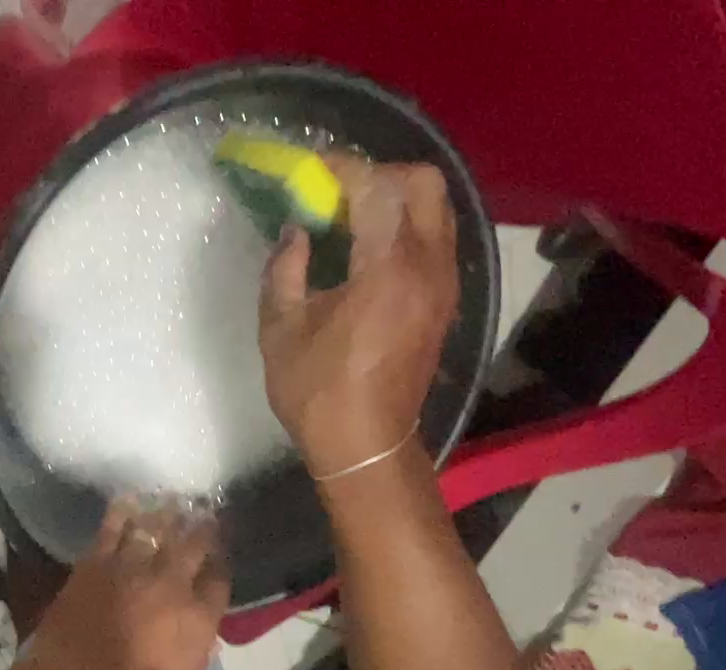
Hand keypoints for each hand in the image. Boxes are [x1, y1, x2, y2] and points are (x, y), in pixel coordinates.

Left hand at [5, 498, 229, 669]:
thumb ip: (194, 655)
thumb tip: (200, 633)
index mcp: (198, 621)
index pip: (220, 581)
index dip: (221, 566)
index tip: (219, 558)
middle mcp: (171, 586)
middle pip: (195, 544)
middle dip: (203, 527)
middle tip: (206, 512)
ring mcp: (131, 570)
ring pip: (156, 528)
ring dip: (169, 512)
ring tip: (175, 500)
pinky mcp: (94, 564)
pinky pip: (113, 527)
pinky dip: (124, 510)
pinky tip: (131, 499)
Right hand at [259, 157, 458, 475]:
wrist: (365, 445)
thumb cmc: (317, 392)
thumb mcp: (281, 331)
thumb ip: (284, 270)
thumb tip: (294, 233)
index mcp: (387, 269)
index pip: (375, 188)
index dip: (342, 169)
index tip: (311, 169)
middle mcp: (428, 266)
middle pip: (424, 185)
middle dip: (380, 176)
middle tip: (337, 195)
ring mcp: (444, 284)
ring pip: (435, 211)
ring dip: (396, 201)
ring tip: (350, 222)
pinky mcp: (444, 301)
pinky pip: (433, 241)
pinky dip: (404, 229)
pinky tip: (367, 254)